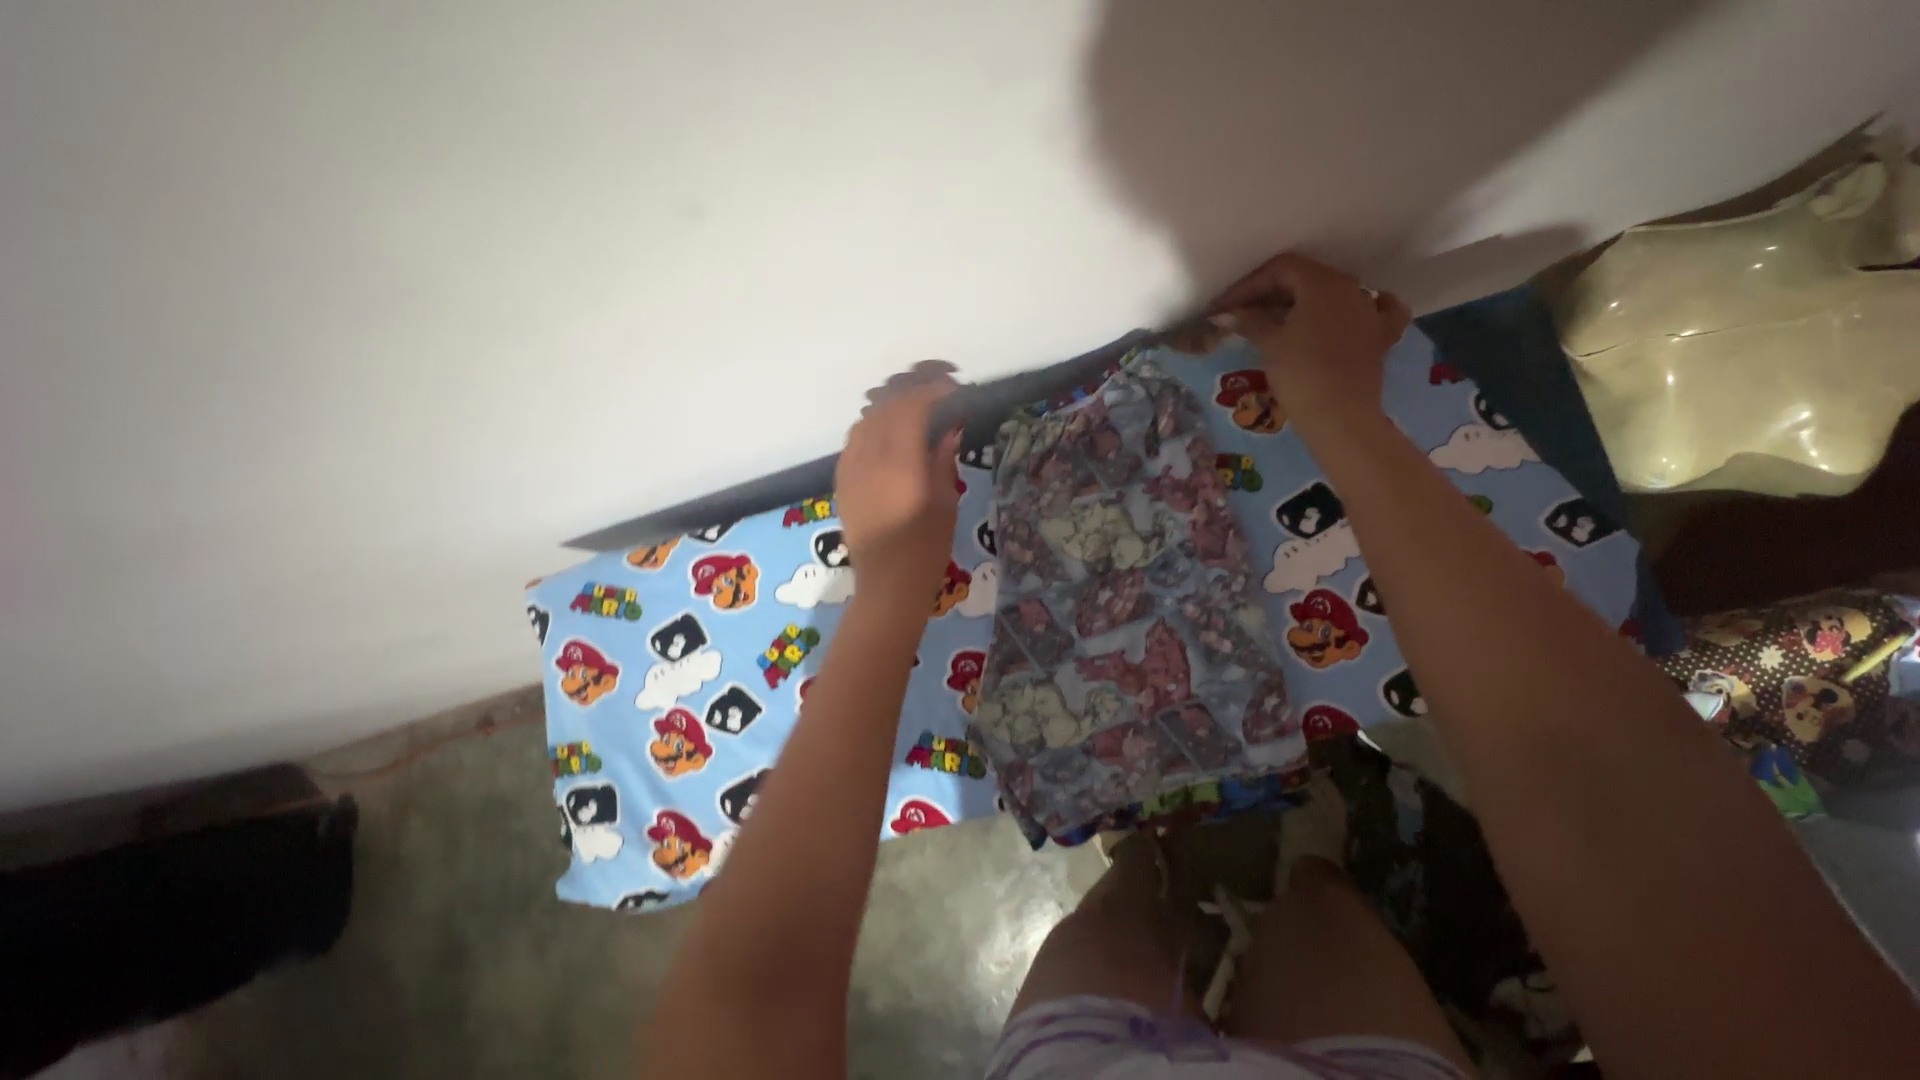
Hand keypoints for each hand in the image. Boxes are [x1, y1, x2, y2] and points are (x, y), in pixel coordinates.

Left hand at [835, 377, 962, 600]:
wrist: (887, 586)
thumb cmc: (926, 549)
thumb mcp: (946, 503)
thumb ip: (942, 460)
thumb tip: (949, 429)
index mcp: (900, 464)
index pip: (911, 408)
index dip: (932, 392)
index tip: (953, 390)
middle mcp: (870, 459)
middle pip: (886, 408)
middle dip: (912, 392)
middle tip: (938, 391)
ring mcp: (850, 469)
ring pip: (866, 420)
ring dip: (890, 407)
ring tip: (914, 408)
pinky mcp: (841, 481)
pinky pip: (854, 440)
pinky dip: (873, 426)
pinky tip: (889, 434)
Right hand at [1205, 253, 1409, 420]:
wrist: (1340, 417)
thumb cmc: (1300, 374)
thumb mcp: (1269, 343)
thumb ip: (1249, 320)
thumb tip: (1225, 313)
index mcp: (1323, 283)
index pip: (1281, 269)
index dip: (1249, 285)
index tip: (1226, 307)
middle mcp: (1351, 288)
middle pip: (1306, 279)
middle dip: (1272, 293)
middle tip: (1243, 315)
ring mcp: (1370, 312)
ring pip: (1335, 295)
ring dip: (1305, 303)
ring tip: (1281, 320)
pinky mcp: (1380, 338)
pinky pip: (1378, 312)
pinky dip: (1364, 309)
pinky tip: (1356, 313)